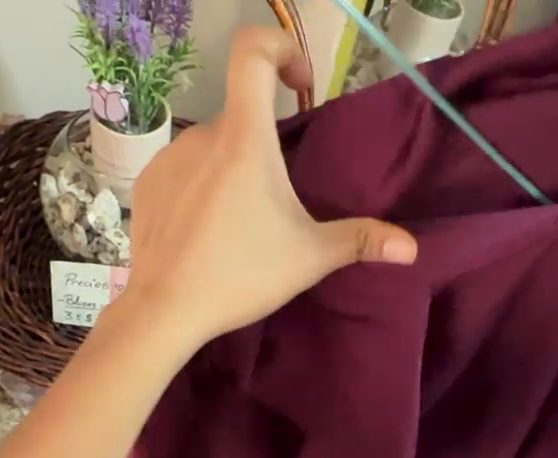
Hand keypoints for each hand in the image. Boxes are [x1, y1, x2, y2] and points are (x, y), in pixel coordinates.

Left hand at [116, 25, 417, 352]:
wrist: (165, 310)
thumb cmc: (239, 276)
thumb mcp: (307, 258)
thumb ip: (358, 241)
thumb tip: (410, 248)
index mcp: (244, 138)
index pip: (253, 50)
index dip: (280, 46)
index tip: (300, 81)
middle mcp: (201, 135)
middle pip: (240, 115)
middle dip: (262, 142)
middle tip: (273, 199)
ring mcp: (168, 158)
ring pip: (210, 146)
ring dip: (230, 167)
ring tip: (237, 222)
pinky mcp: (147, 185)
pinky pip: (181, 170)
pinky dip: (198, 186)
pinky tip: (204, 229)